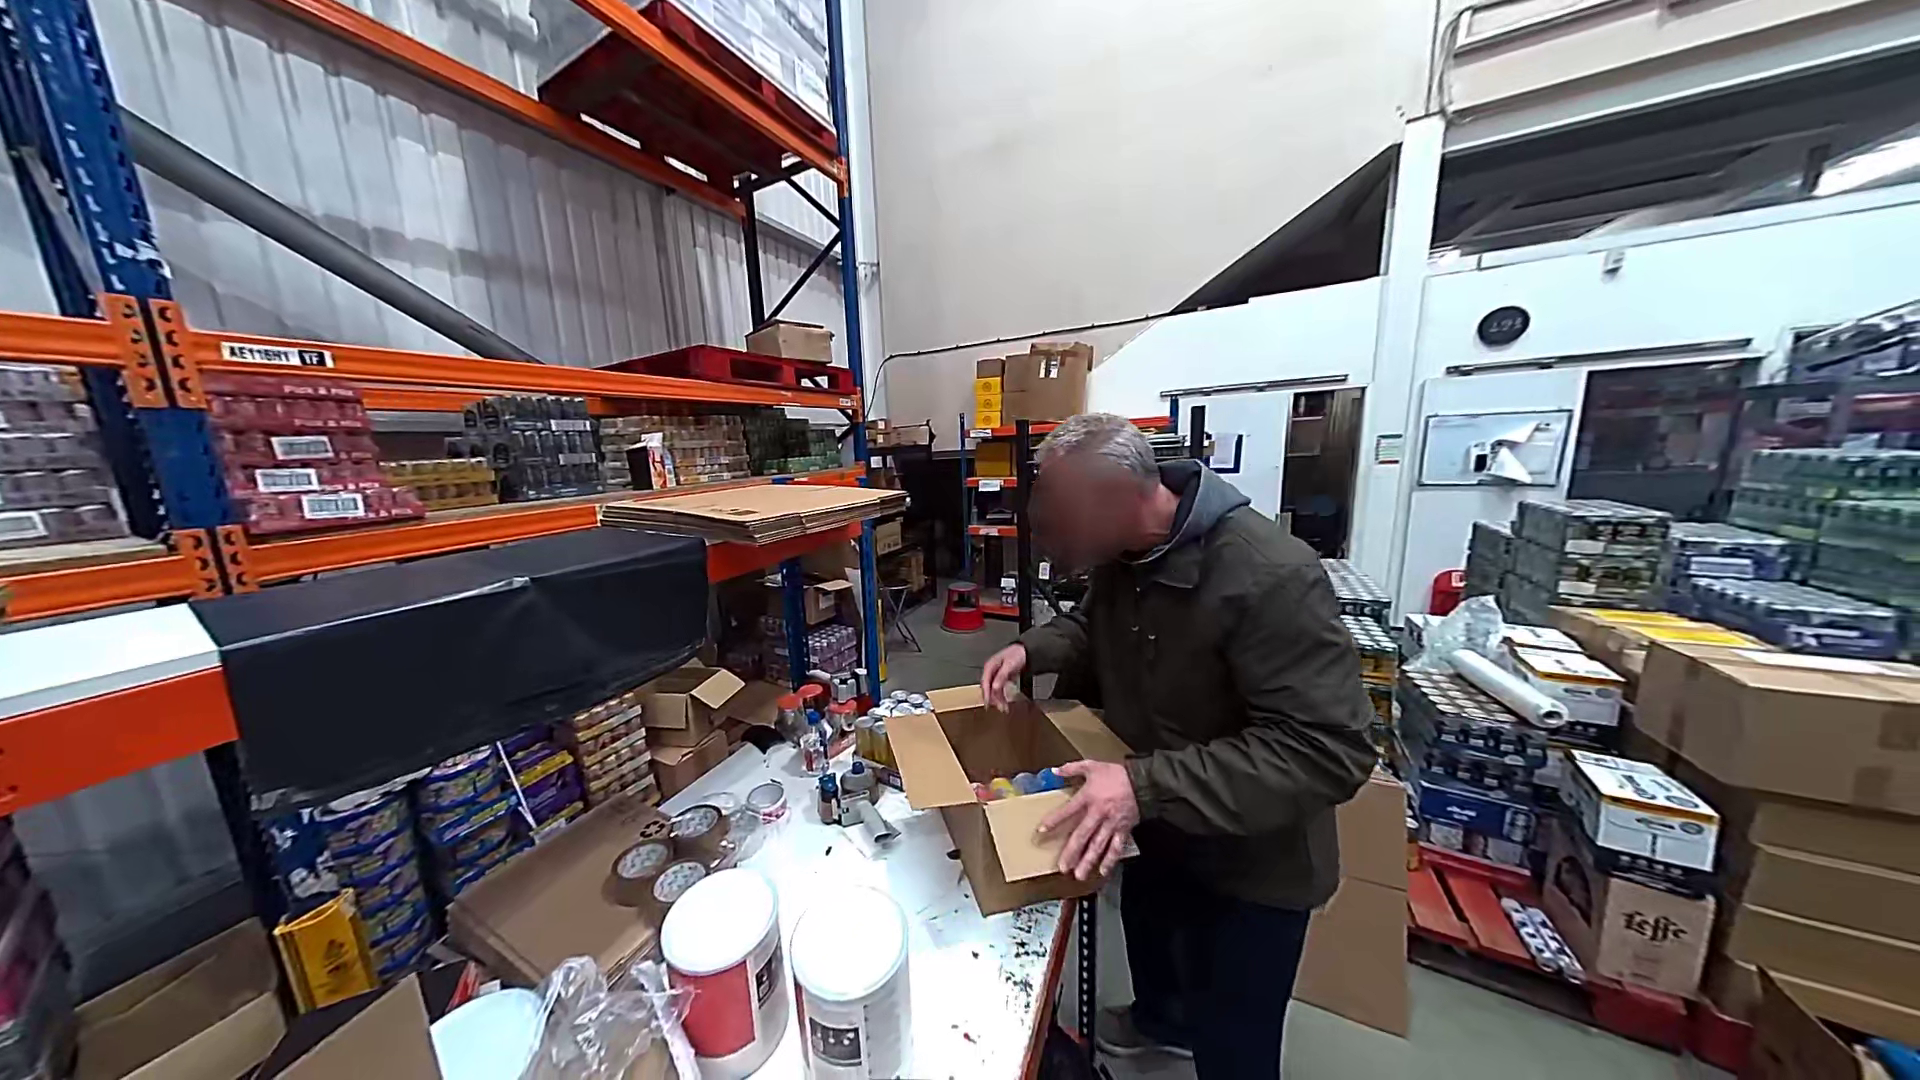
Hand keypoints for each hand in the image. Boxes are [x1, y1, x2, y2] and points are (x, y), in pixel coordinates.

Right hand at [980, 643, 1026, 710]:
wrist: (1026, 651)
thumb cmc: (1017, 654)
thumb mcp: (1009, 665)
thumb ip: (1001, 676)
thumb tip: (994, 687)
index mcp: (990, 666)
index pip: (985, 683)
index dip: (986, 694)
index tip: (988, 704)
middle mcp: (991, 671)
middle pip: (989, 688)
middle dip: (993, 699)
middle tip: (1000, 708)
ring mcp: (996, 674)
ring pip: (994, 689)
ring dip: (998, 699)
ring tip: (1004, 708)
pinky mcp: (1002, 677)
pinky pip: (999, 688)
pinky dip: (1001, 695)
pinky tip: (1005, 701)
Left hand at [1037, 760, 1139, 880]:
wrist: (1141, 782)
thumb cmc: (1116, 774)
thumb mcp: (1091, 766)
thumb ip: (1072, 768)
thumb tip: (1054, 771)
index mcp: (1088, 797)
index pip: (1067, 811)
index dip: (1054, 820)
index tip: (1042, 831)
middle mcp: (1098, 813)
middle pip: (1082, 835)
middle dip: (1072, 852)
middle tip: (1062, 866)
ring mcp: (1111, 824)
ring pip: (1098, 846)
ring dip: (1088, 861)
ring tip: (1079, 874)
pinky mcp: (1123, 830)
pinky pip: (1116, 848)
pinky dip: (1110, 860)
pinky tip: (1103, 870)